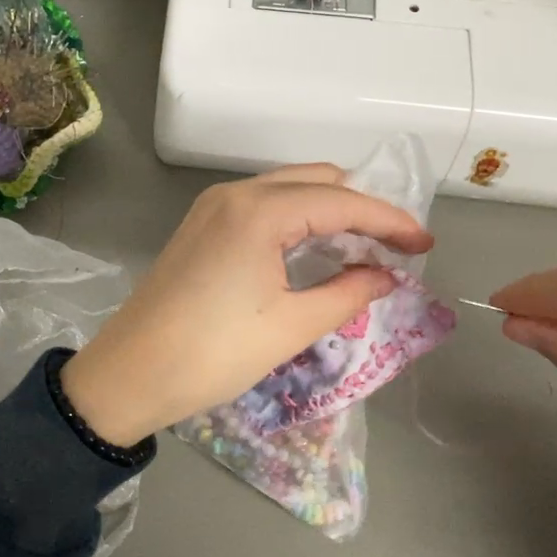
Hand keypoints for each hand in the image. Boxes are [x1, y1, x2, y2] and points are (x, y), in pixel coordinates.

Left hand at [62, 164, 433, 446]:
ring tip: (364, 248)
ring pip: (286, 189)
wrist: (130, 375)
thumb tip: (385, 275)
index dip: (390, 221)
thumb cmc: (213, 353)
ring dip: (328, 210)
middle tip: (396, 246)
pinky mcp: (200, 226)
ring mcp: (212, 207)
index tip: (426, 245)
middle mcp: (235, 194)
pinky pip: (261, 206)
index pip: (342, 202)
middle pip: (314, 181)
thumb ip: (348, 293)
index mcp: (260, 210)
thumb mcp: (291, 326)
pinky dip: (296, 219)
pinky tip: (315, 248)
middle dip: (361, 207)